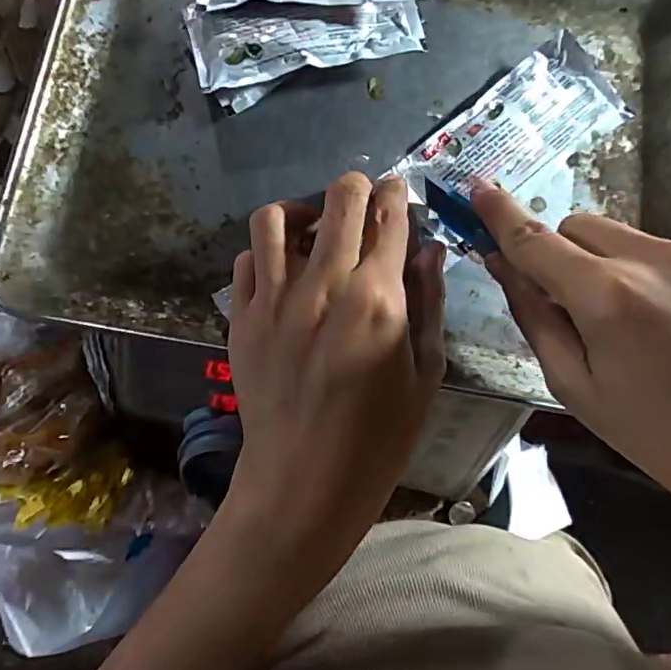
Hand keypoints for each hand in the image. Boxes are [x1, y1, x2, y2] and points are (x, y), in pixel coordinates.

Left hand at [225, 173, 445, 562]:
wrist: (304, 482)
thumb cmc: (378, 437)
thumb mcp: (425, 375)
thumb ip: (429, 304)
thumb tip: (429, 249)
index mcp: (378, 299)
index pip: (389, 218)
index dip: (396, 194)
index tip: (398, 192)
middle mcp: (323, 285)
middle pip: (337, 199)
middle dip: (357, 187)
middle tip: (364, 202)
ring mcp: (274, 299)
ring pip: (275, 217)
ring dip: (302, 211)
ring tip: (315, 231)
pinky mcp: (241, 318)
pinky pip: (246, 259)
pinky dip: (267, 251)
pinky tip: (284, 271)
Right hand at [471, 182, 670, 602]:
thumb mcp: (591, 401)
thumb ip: (542, 326)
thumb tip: (510, 274)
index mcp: (609, 296)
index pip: (535, 238)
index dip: (500, 213)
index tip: (476, 186)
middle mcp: (657, 257)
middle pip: (581, 228)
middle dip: (558, 254)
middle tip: (568, 312)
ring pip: (628, 241)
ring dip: (606, 268)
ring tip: (636, 338)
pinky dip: (651, 280)